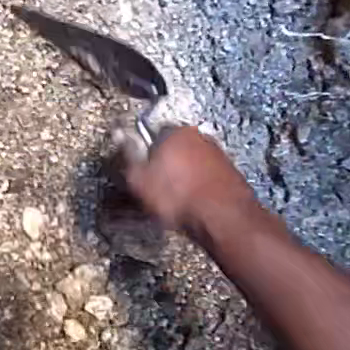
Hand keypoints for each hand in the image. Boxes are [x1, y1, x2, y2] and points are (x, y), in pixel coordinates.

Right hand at [118, 126, 253, 232]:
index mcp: (175, 132)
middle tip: (155, 191)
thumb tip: (120, 138)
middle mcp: (199, 137)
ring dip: (182, 179)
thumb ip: (127, 156)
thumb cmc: (179, 197)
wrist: (222, 217)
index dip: (142, 156)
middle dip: (164, 166)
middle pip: (173, 149)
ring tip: (174, 203)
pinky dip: (197, 189)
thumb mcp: (139, 179)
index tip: (139, 173)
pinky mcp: (230, 174)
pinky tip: (192, 206)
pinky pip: (205, 179)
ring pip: (190, 165)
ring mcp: (217, 155)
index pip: (151, 134)